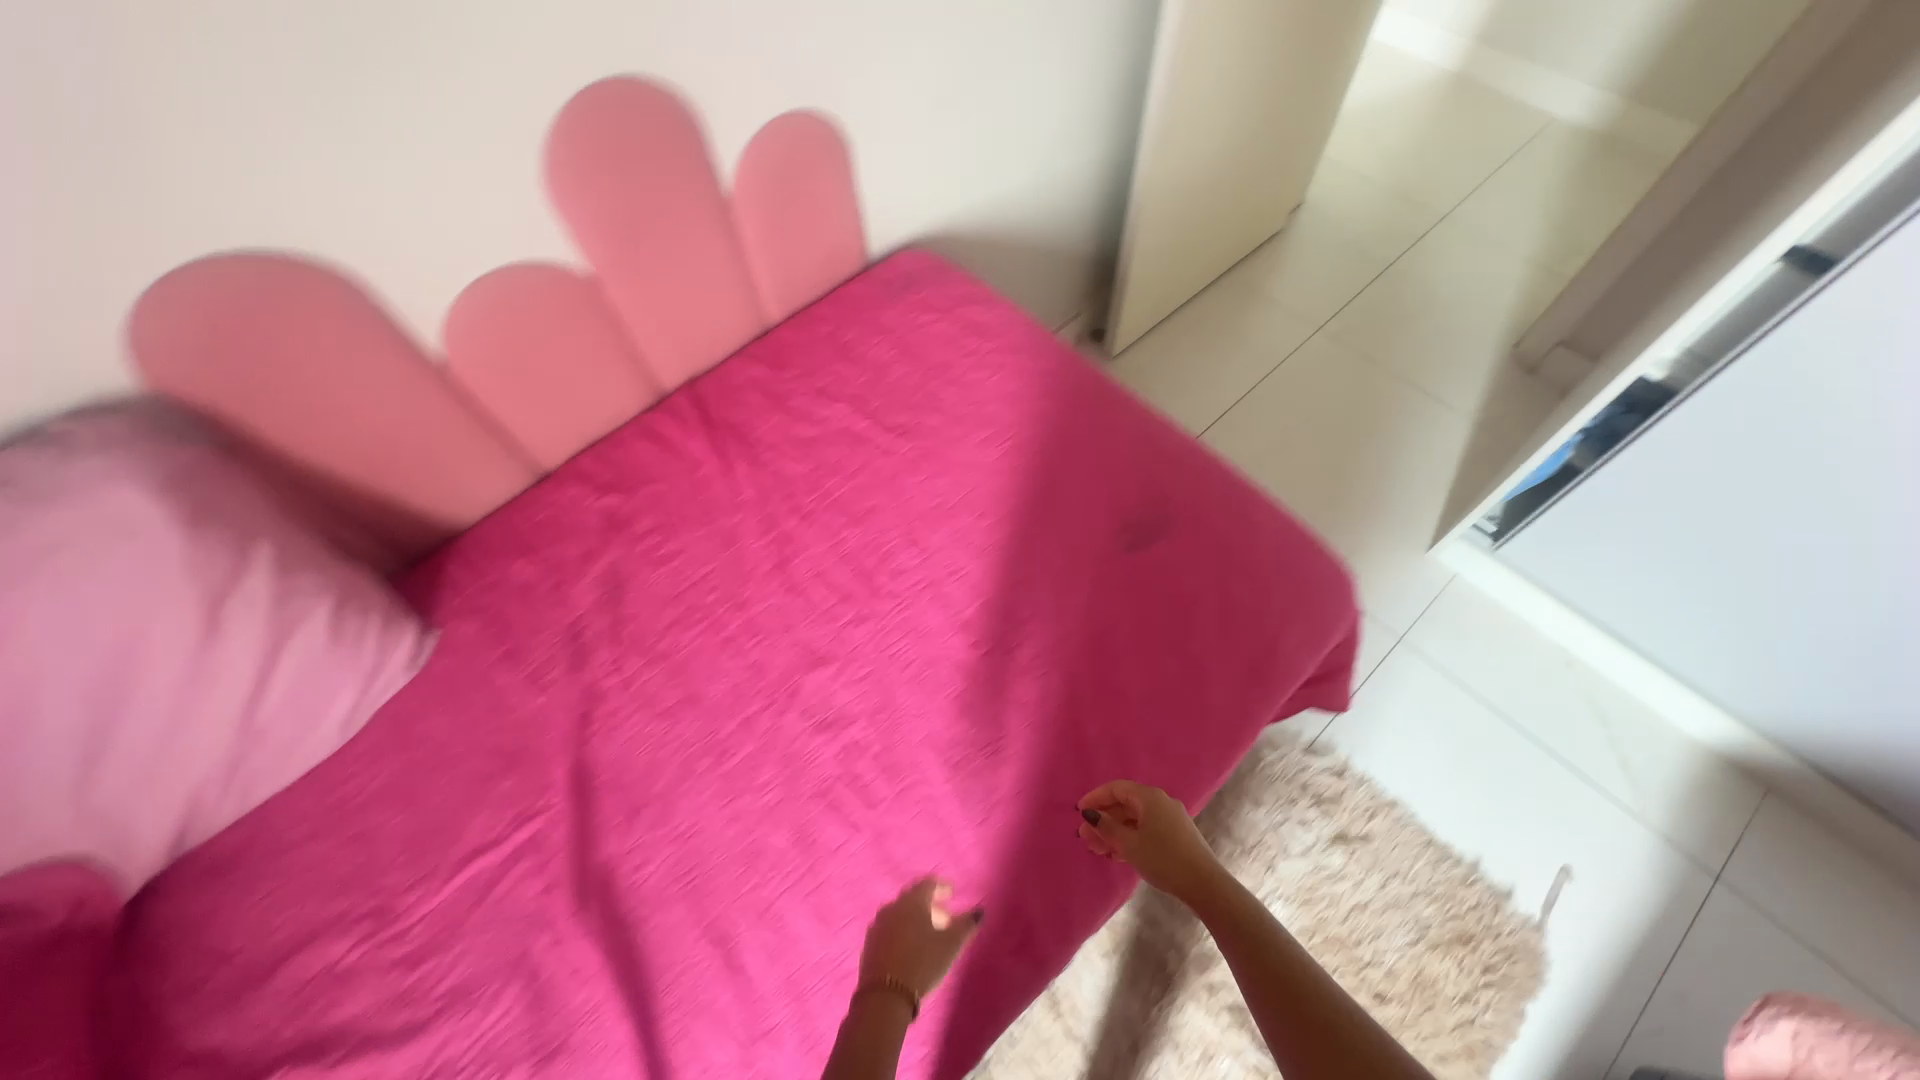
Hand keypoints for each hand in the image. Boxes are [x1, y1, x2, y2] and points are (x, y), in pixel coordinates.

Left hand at [858, 878, 983, 1000]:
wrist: (884, 996)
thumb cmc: (922, 963)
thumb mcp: (951, 945)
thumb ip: (966, 925)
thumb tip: (979, 910)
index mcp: (912, 902)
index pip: (928, 885)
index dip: (942, 887)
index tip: (952, 893)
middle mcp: (892, 907)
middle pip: (913, 899)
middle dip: (931, 906)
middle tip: (946, 919)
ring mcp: (878, 925)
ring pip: (901, 915)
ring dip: (916, 920)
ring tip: (930, 936)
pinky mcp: (870, 944)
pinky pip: (890, 929)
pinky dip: (904, 931)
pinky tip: (912, 947)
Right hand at [1077, 780, 1226, 902]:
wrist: (1204, 884)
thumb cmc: (1163, 859)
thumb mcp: (1129, 844)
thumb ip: (1107, 827)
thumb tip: (1090, 815)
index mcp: (1150, 797)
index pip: (1117, 789)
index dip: (1096, 798)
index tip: (1079, 812)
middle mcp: (1161, 802)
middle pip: (1125, 805)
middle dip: (1104, 820)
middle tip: (1086, 838)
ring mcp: (1170, 819)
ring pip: (1135, 820)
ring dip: (1115, 832)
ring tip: (1098, 850)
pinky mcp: (1175, 835)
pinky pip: (1146, 829)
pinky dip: (1130, 838)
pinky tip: (1118, 855)